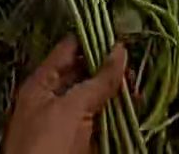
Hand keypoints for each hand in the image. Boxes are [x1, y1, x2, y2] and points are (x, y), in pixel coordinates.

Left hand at [4, 37, 128, 153]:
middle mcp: (53, 100)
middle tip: (132, 67)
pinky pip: (102, 124)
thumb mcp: (72, 108)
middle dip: (110, 68)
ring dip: (117, 94)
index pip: (70, 48)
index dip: (94, 39)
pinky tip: (134, 111)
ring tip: (137, 91)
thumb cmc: (47, 148)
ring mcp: (67, 125)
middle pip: (85, 73)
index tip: (120, 35)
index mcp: (42, 84)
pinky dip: (117, 118)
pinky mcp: (81, 146)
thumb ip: (98, 79)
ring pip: (96, 99)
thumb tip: (120, 50)